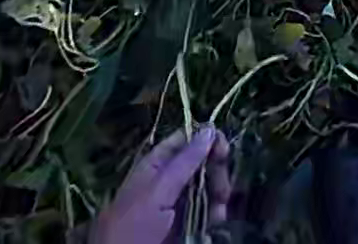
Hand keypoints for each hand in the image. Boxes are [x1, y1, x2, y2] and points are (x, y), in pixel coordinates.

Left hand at [88, 126, 232, 243]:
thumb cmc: (133, 230)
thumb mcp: (157, 193)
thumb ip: (184, 161)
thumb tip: (210, 129)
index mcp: (155, 165)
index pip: (186, 139)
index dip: (207, 140)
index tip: (224, 152)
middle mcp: (166, 181)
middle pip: (200, 163)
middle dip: (215, 174)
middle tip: (223, 192)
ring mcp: (174, 206)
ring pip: (205, 189)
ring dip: (217, 197)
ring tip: (219, 215)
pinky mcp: (181, 229)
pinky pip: (203, 214)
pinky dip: (212, 216)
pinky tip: (216, 223)